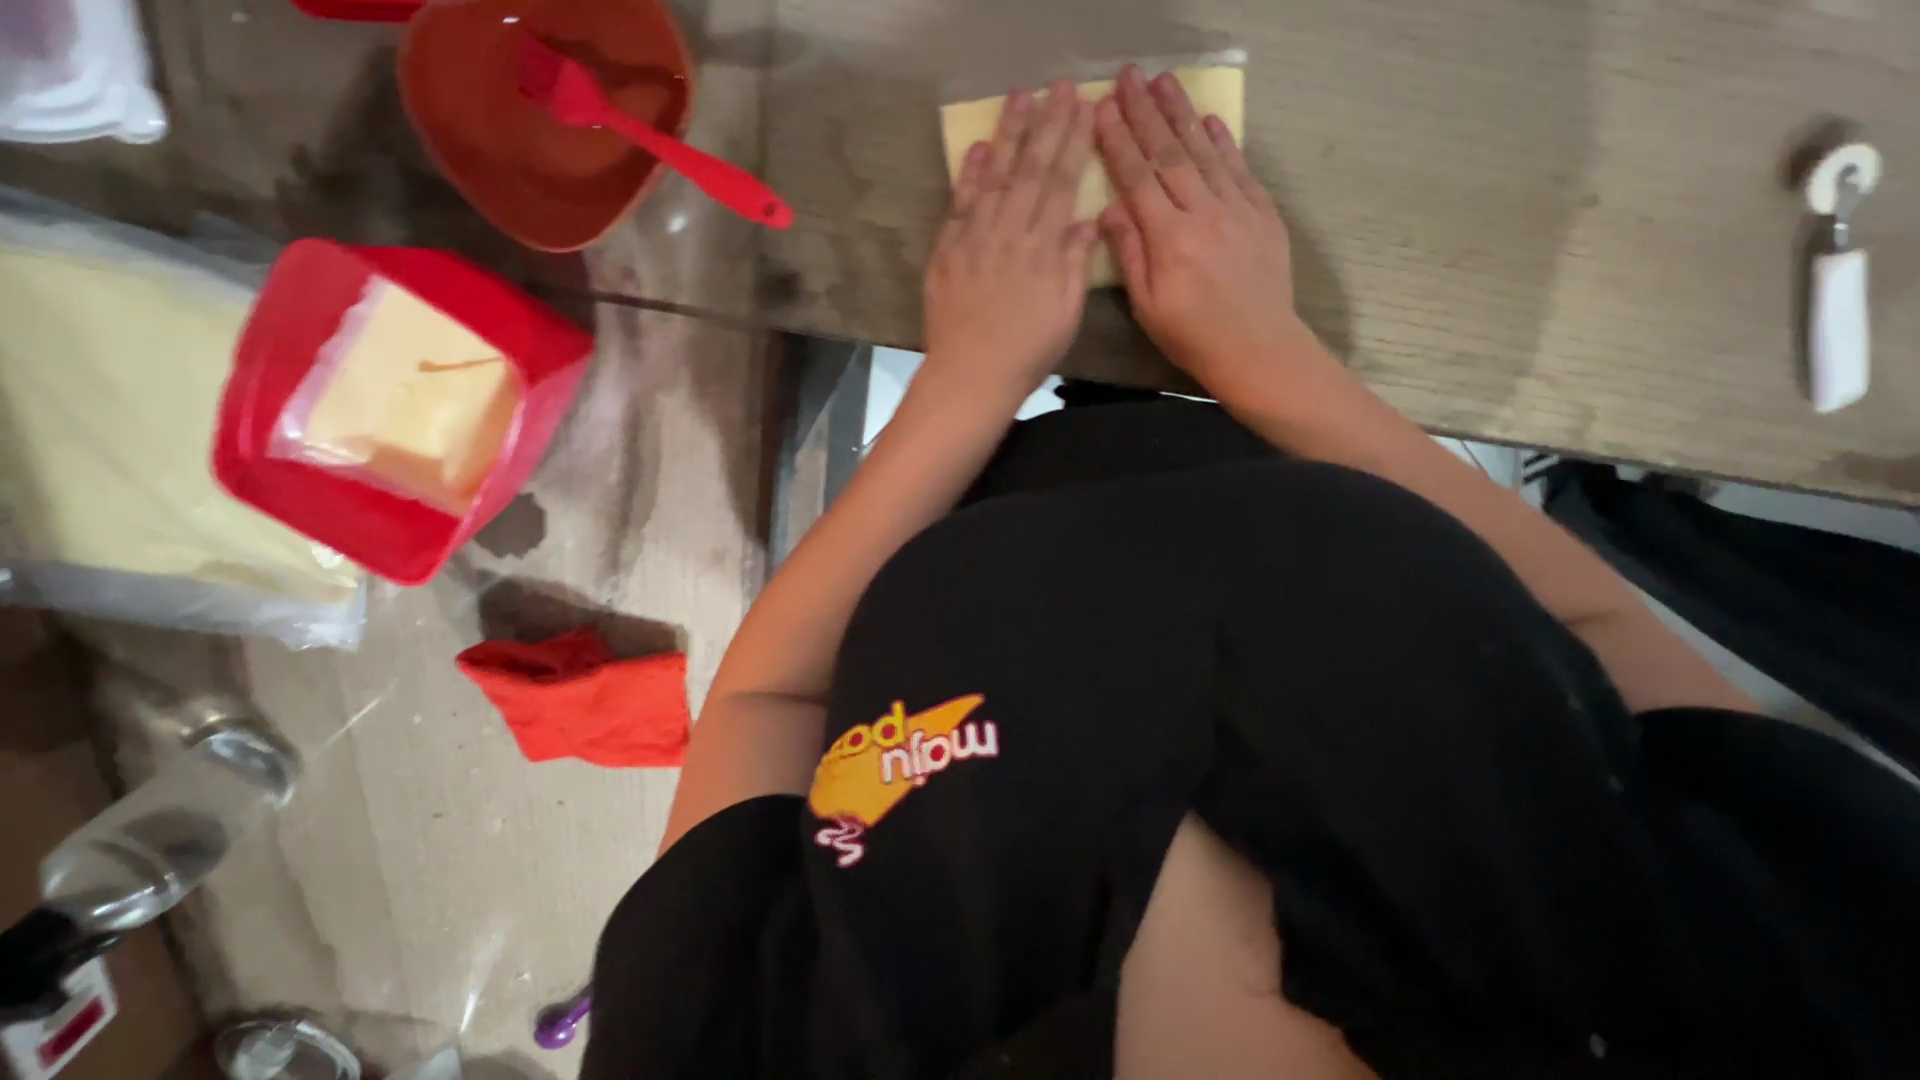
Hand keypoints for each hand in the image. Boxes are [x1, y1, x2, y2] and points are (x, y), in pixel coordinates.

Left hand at [922, 80, 1099, 401]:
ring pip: (994, 177)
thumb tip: (1085, 221)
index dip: (1073, 143)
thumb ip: (1075, 264)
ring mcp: (974, 239)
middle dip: (1045, 125)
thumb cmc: (1028, 351)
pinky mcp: (947, 251)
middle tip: (1055, 87)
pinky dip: (969, 175)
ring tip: (1018, 99)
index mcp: (1044, 248)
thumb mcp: (1067, 313)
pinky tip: (978, 149)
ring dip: (1007, 135)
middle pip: (1030, 169)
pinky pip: (959, 204)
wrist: (971, 374)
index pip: (1061, 183)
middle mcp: (1009, 233)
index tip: (1084, 109)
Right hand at [1095, 67, 1312, 394]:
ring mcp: (1237, 209)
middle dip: (1145, 113)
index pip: (1137, 178)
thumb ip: (1130, 253)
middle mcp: (1203, 213)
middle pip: (1169, 153)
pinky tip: (1208, 120)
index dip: (1118, 141)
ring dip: (1181, 114)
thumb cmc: (1193, 336)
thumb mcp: (1147, 305)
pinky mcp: (1263, 214)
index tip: (1102, 108)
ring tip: (1163, 82)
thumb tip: (1110, 209)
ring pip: (1204, 152)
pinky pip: (1240, 169)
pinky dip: (1223, 142)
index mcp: (1169, 239)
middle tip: (1129, 77)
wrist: (1259, 349)